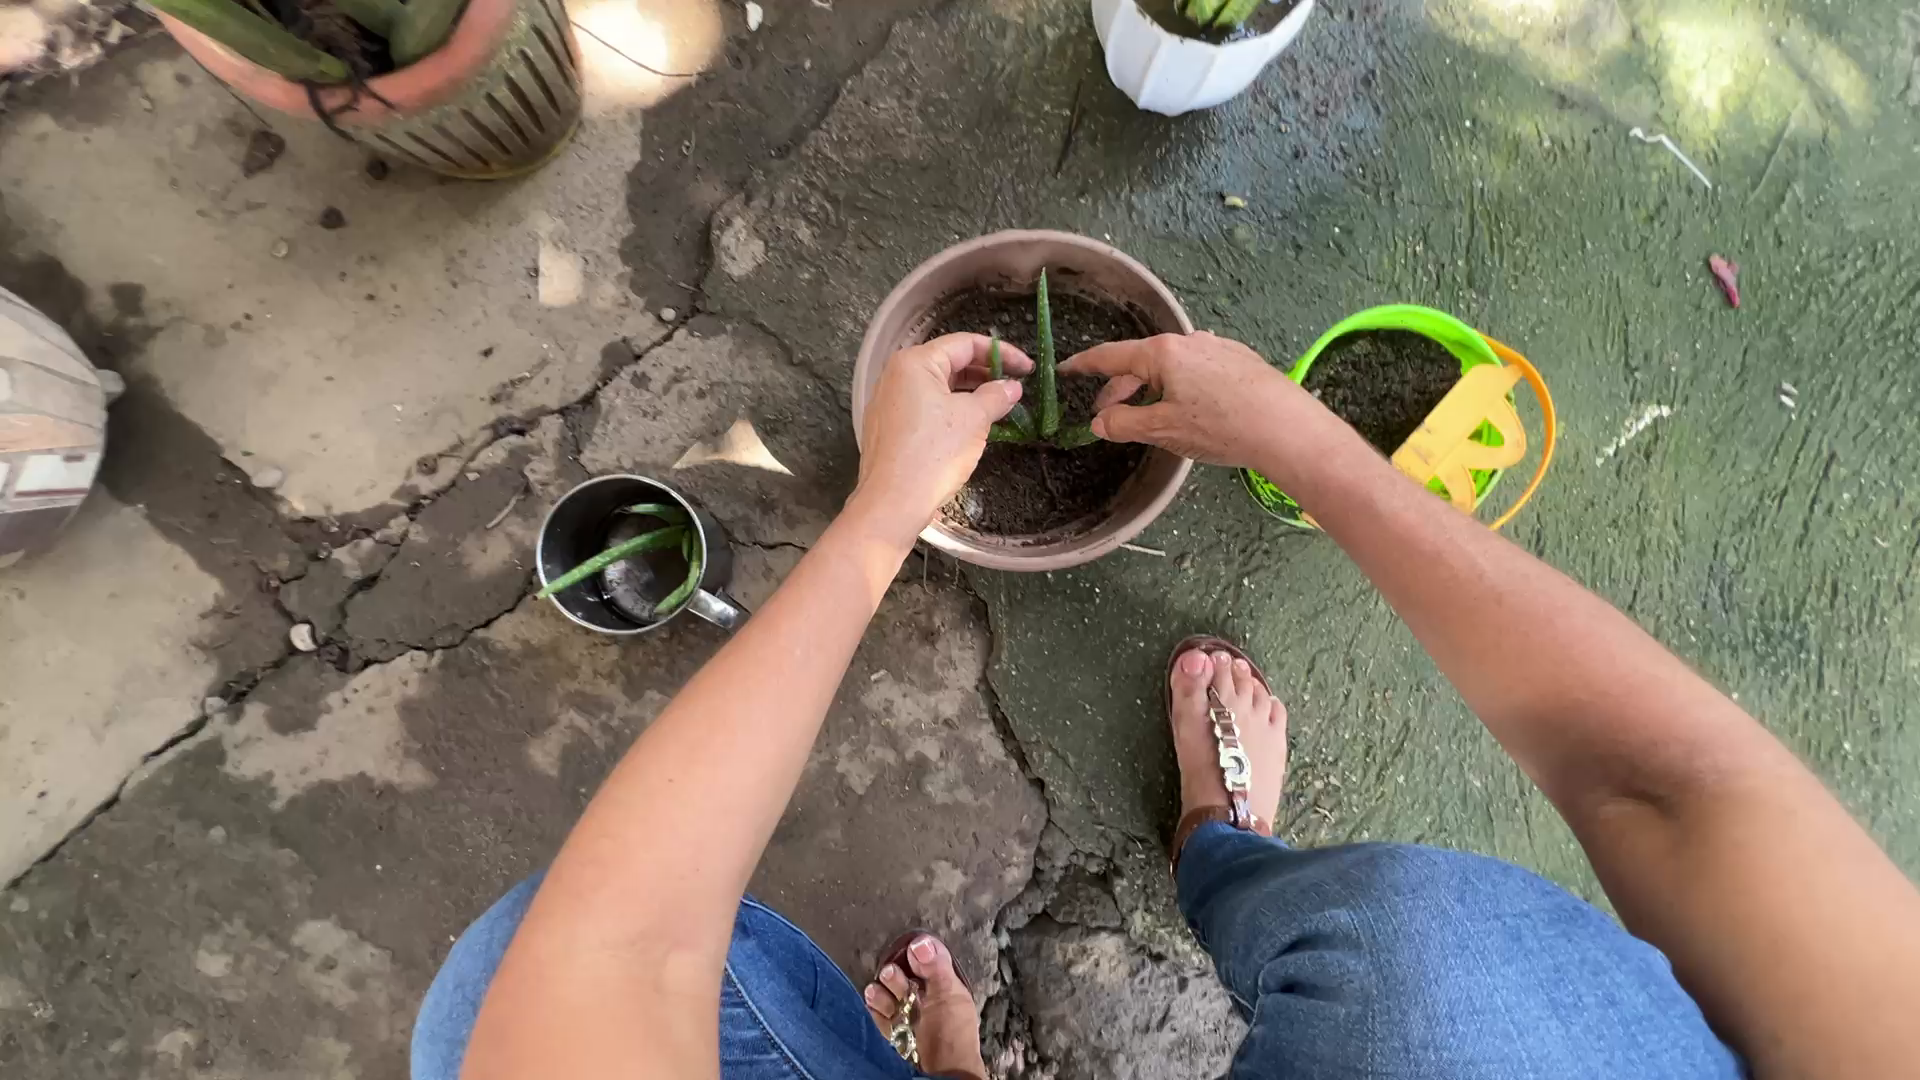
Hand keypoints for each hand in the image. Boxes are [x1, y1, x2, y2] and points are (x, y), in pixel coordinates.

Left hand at [852, 333, 1031, 541]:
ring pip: (937, 389)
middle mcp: (896, 376)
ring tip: (998, 407)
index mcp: (914, 363)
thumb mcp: (974, 420)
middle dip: (985, 374)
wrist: (893, 502)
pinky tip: (970, 427)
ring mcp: (889, 403)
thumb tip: (1011, 387)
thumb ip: (996, 396)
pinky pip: (925, 409)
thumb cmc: (933, 454)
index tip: (1026, 368)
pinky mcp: (889, 429)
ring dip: (969, 395)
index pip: (965, 344)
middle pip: (949, 363)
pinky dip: (950, 411)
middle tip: (1014, 387)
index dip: (1001, 353)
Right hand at [1060, 331, 1310, 467]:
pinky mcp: (1238, 360)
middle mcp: (1188, 341)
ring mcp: (1216, 348)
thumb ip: (1124, 424)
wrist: (1286, 429)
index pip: (1111, 355)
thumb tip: (1099, 422)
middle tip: (1107, 416)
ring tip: (1147, 416)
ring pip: (1169, 366)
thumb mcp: (1162, 430)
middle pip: (1140, 362)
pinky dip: (1177, 386)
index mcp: (1163, 353)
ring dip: (1150, 389)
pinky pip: (1194, 370)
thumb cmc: (1219, 427)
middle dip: (1120, 388)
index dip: (1084, 365)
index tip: (1065, 370)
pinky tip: (1186, 407)